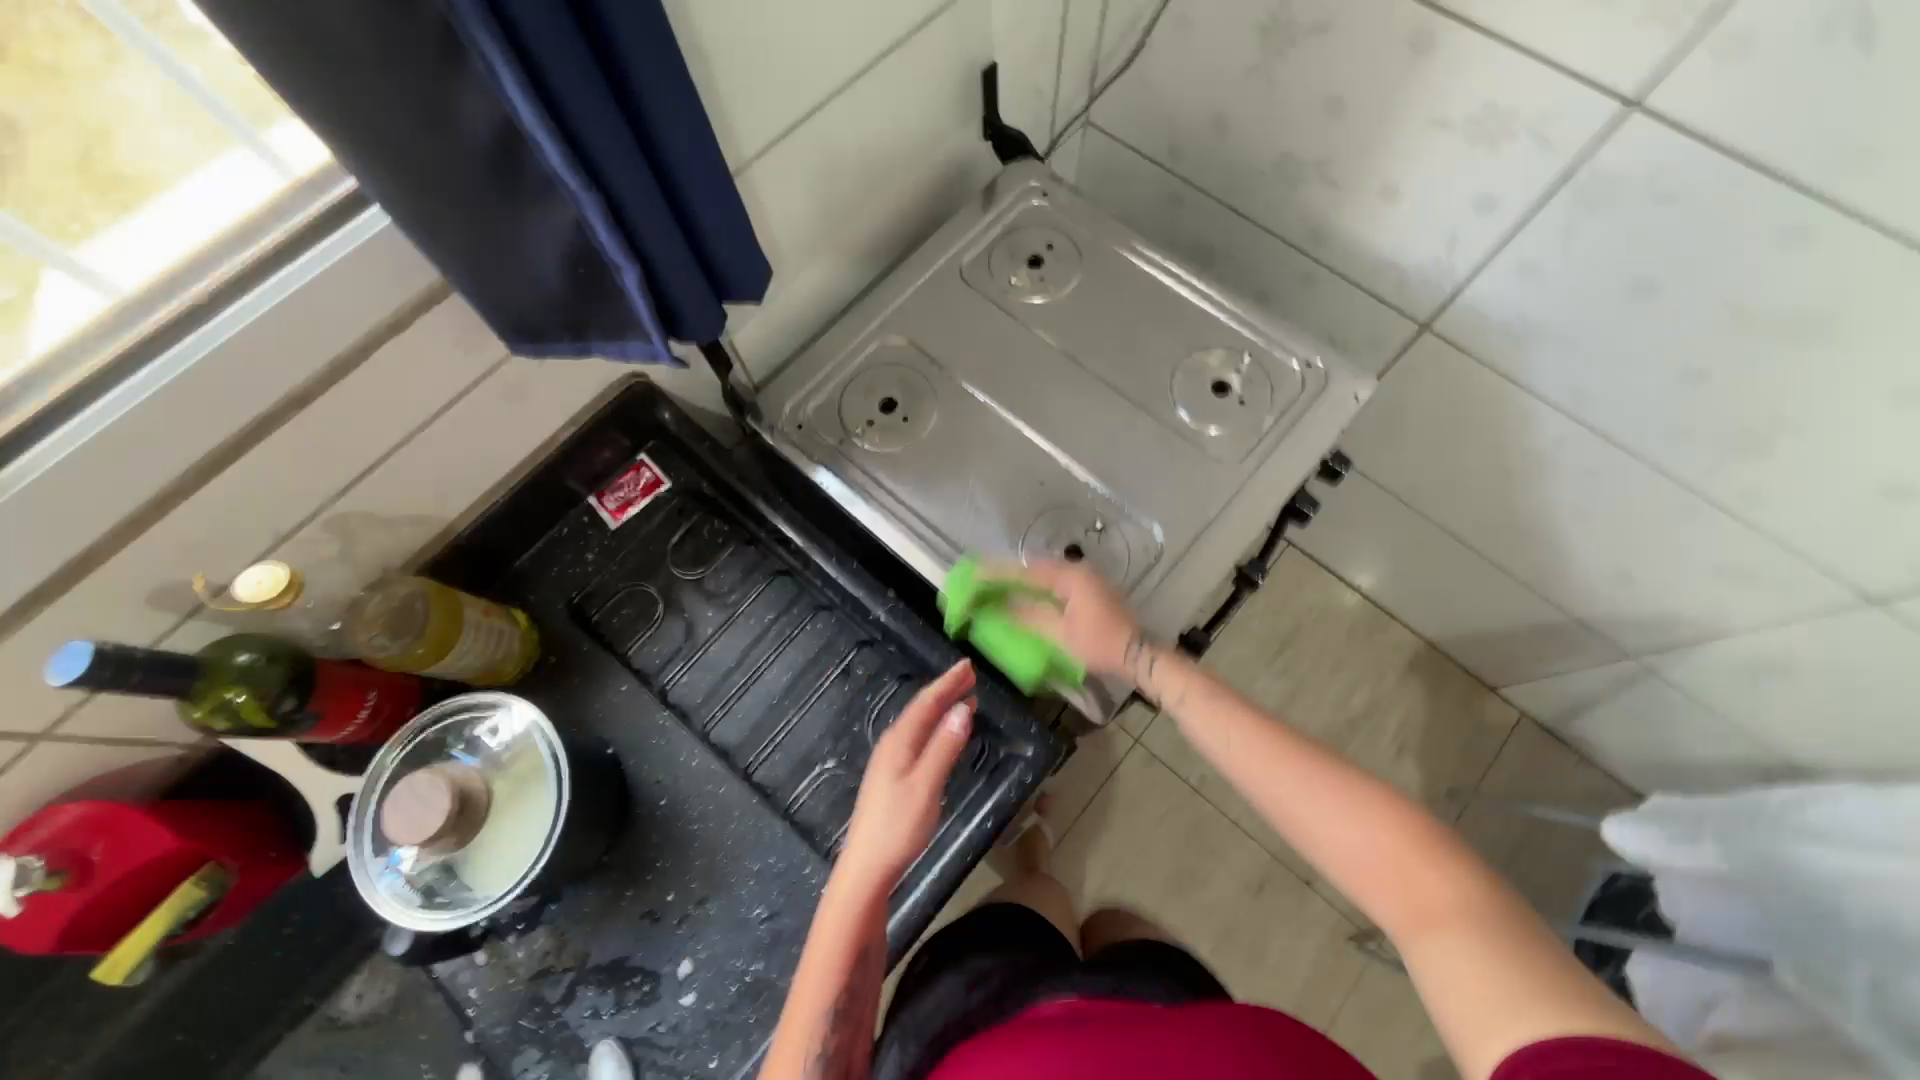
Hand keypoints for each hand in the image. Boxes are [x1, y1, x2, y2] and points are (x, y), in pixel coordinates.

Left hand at [840, 660, 975, 885]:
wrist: (867, 866)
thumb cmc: (898, 827)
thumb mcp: (926, 786)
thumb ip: (944, 748)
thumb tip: (962, 709)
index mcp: (899, 742)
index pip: (926, 703)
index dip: (947, 683)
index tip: (968, 666)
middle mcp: (892, 745)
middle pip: (921, 710)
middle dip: (945, 691)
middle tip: (969, 675)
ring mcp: (889, 761)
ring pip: (918, 724)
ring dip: (941, 709)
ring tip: (964, 698)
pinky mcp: (892, 777)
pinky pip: (917, 739)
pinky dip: (935, 729)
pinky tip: (944, 735)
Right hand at [990, 560, 1145, 680]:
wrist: (1138, 655)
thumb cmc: (1099, 644)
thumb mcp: (1059, 633)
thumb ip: (1028, 615)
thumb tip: (1001, 605)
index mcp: (1070, 576)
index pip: (1027, 570)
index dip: (999, 573)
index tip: (975, 573)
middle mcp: (1078, 570)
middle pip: (1036, 568)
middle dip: (1009, 573)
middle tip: (982, 578)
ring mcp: (1087, 580)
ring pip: (1046, 575)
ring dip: (1024, 580)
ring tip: (998, 585)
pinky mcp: (1090, 591)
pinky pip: (1057, 583)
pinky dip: (1039, 588)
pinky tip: (1025, 596)